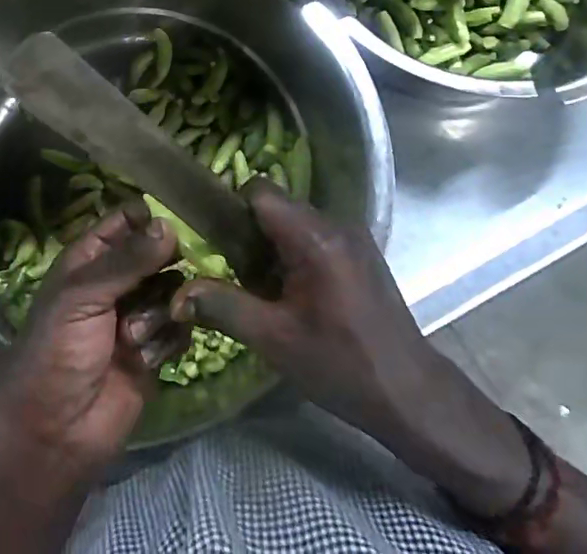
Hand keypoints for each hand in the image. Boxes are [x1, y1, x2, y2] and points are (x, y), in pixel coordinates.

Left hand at [0, 203, 185, 553]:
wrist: (55, 431)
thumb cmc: (56, 351)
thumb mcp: (83, 296)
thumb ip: (127, 261)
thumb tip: (168, 225)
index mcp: (90, 258)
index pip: (127, 220)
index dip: (151, 217)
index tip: (176, 222)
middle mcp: (116, 281)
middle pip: (160, 255)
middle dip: (165, 269)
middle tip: (159, 285)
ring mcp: (137, 315)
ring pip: (174, 292)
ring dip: (158, 312)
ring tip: (131, 337)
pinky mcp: (155, 349)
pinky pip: (180, 328)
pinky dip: (166, 341)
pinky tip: (143, 360)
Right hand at [171, 179, 528, 513]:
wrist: (411, 395)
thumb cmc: (341, 365)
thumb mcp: (273, 339)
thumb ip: (222, 306)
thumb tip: (176, 293)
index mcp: (315, 237)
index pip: (260, 191)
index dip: (232, 209)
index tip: (216, 240)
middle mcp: (336, 223)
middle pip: (276, 206)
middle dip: (249, 233)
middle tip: (235, 273)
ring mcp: (353, 236)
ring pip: (294, 221)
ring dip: (271, 246)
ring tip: (263, 288)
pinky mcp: (361, 251)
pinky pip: (314, 235)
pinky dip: (294, 254)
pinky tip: (293, 294)